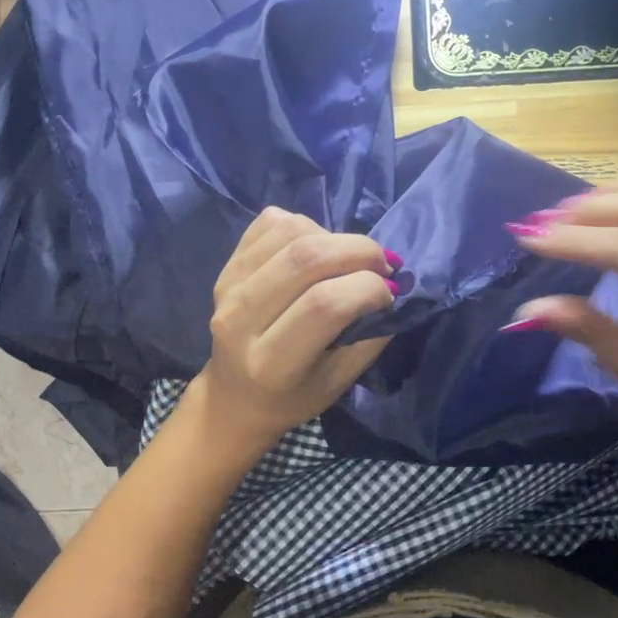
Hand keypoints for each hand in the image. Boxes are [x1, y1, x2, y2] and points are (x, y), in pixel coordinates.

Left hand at [195, 207, 397, 448]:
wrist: (234, 396)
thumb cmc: (293, 396)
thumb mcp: (338, 382)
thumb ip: (368, 337)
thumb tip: (392, 288)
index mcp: (271, 362)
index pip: (325, 304)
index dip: (368, 288)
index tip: (389, 294)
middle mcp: (240, 320)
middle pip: (306, 258)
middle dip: (359, 251)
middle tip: (382, 265)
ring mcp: (228, 287)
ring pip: (291, 231)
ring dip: (334, 237)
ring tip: (349, 259)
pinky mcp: (226, 266)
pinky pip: (271, 221)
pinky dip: (306, 226)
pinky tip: (317, 250)